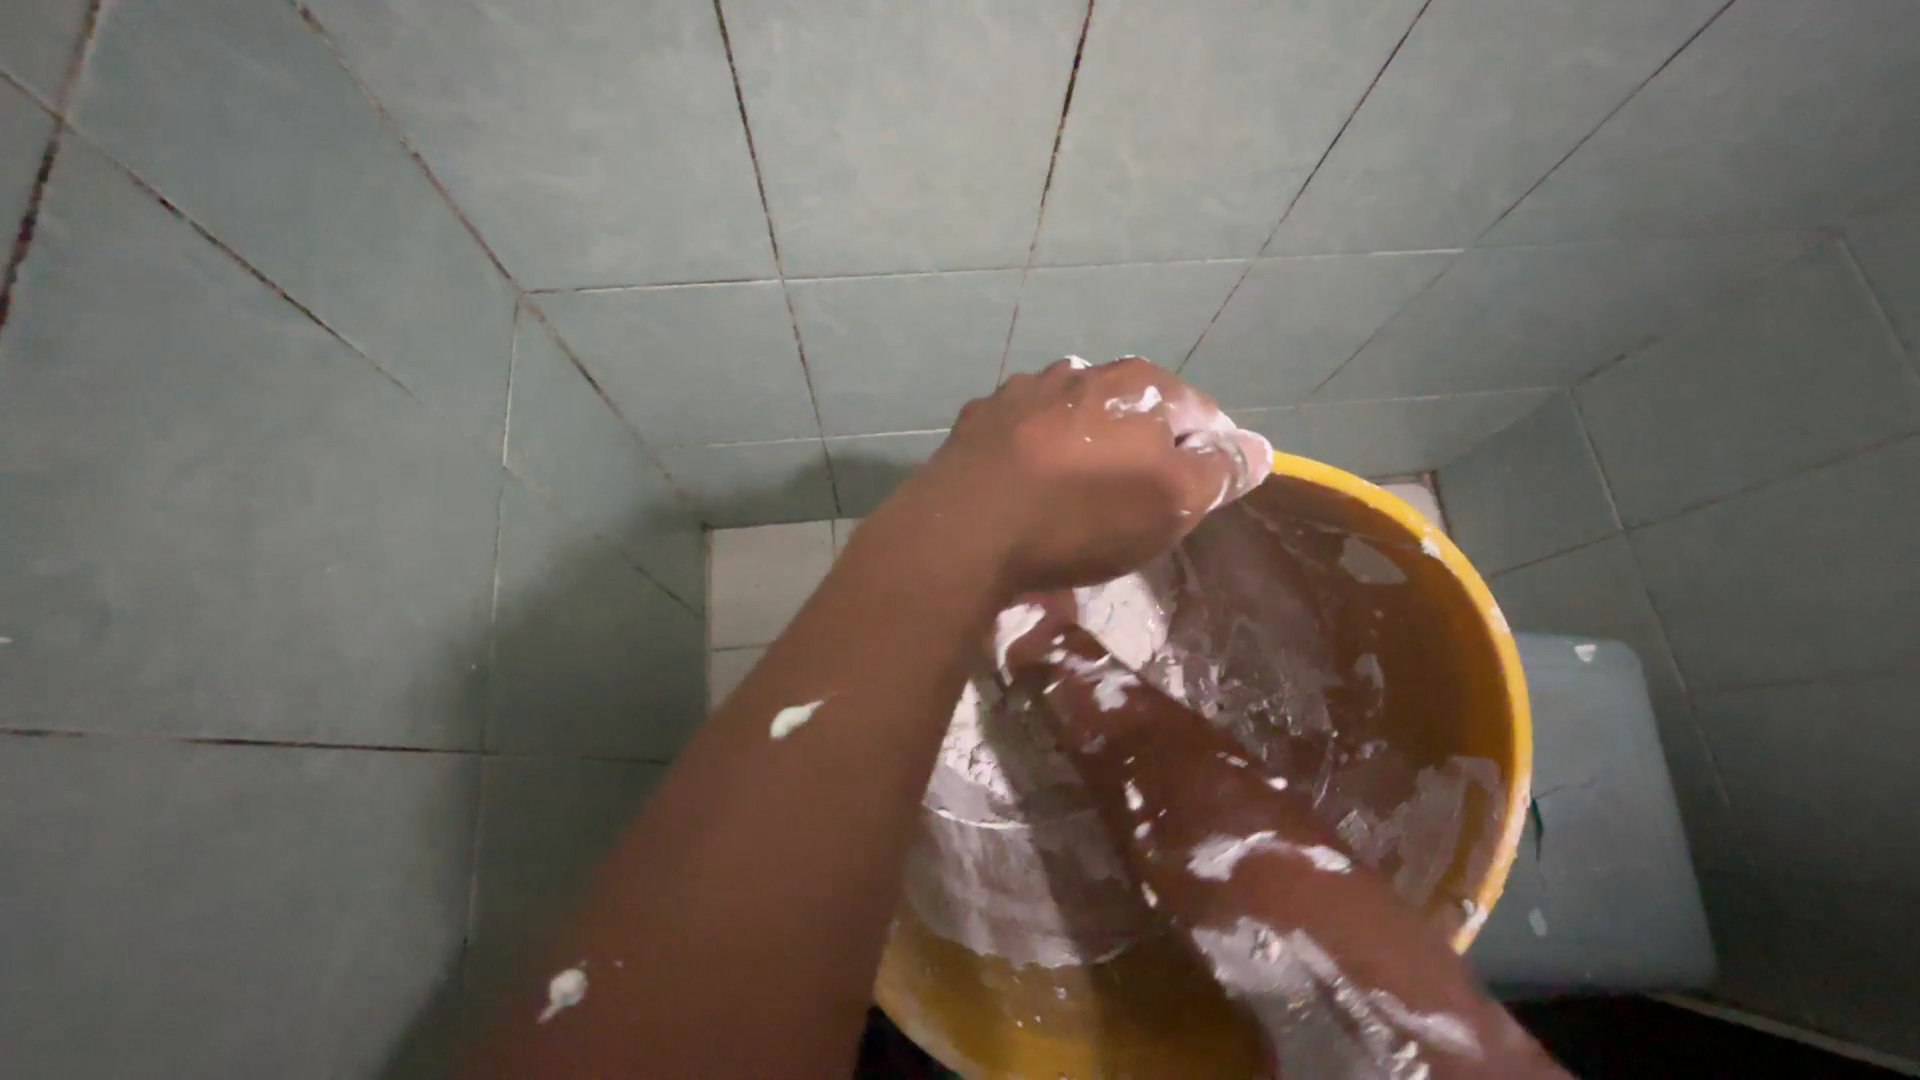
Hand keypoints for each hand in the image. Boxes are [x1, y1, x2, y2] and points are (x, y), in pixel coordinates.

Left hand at [883, 357, 1271, 597]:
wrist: (965, 529)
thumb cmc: (1082, 515)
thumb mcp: (1172, 502)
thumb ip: (1220, 470)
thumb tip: (1260, 447)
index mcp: (1138, 383)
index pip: (1199, 410)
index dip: (1208, 452)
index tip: (1196, 495)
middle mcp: (1080, 371)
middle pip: (1132, 409)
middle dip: (1143, 449)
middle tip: (1135, 502)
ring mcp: (1022, 391)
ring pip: (1075, 417)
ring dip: (1086, 448)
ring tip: (1077, 496)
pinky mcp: (978, 421)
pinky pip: (1024, 435)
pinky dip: (1035, 456)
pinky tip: (1027, 488)